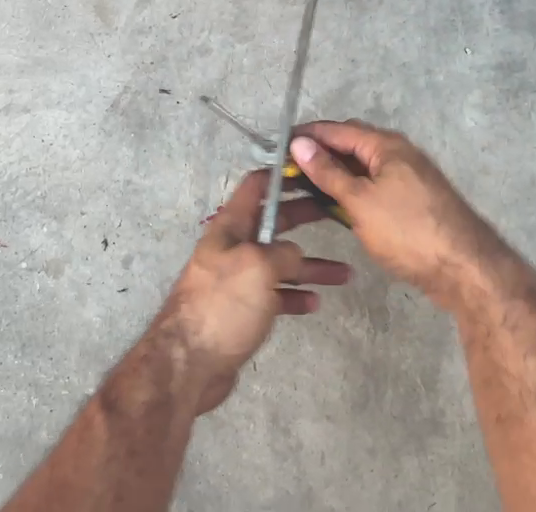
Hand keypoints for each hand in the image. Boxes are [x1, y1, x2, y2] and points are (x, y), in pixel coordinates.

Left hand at [146, 170, 350, 414]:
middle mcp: (233, 248)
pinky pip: (274, 296)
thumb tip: (294, 253)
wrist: (189, 362)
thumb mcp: (258, 266)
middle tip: (338, 216)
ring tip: (346, 274)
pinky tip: (314, 303)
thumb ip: (282, 252)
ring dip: (311, 267)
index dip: (282, 176)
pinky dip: (294, 296)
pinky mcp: (242, 310)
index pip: (256, 187)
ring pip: (279, 264)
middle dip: (304, 218)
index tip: (312, 173)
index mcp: (231, 226)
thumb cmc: (223, 304)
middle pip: (273, 224)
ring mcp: (237, 279)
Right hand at [289, 120, 494, 304]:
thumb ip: (328, 172)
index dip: (306, 136)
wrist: (466, 270)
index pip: (336, 129)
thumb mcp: (359, 201)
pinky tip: (335, 205)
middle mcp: (398, 153)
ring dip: (334, 174)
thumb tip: (300, 144)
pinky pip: (373, 185)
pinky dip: (351, 190)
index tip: (276, 147)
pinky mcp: (412, 200)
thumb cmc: (408, 231)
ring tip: (302, 188)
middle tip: (286, 169)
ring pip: (362, 167)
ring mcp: (408, 177)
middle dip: (318, 154)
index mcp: (386, 145)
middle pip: (350, 145)